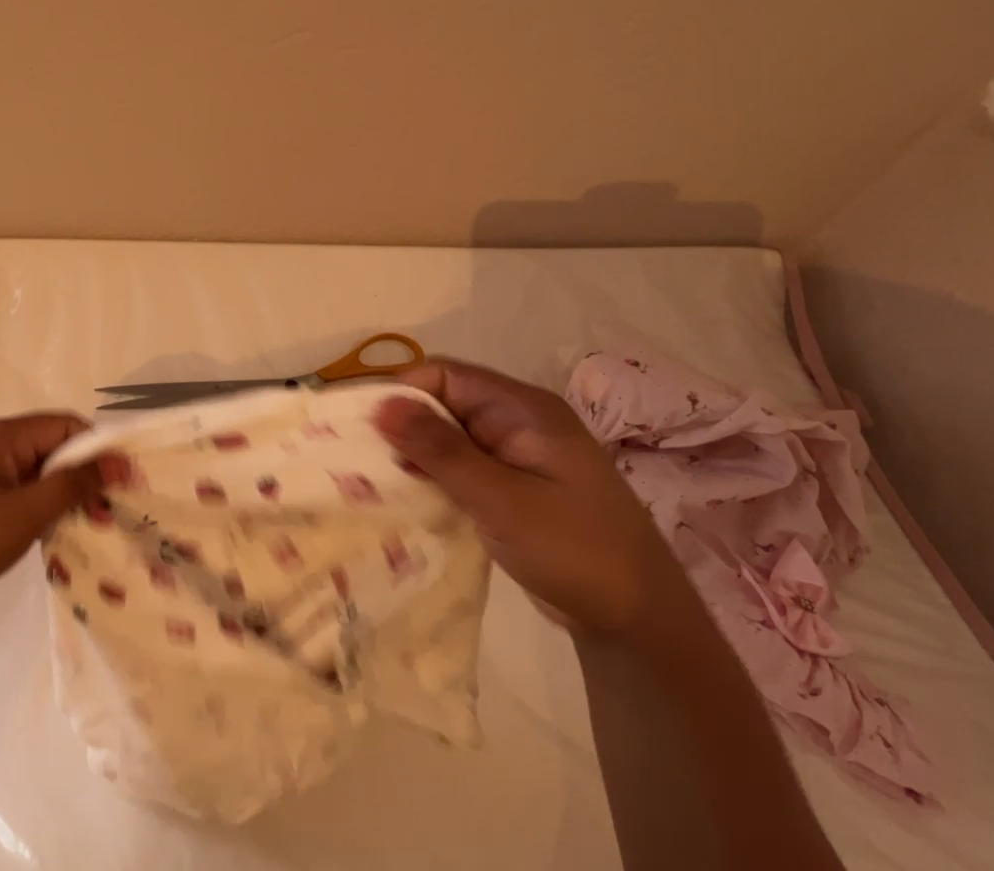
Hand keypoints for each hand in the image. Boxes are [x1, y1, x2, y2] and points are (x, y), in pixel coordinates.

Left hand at [0, 413, 110, 623]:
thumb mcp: (27, 514)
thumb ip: (74, 485)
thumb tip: (116, 461)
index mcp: (0, 436)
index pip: (66, 425)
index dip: (100, 450)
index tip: (127, 485)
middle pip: (49, 448)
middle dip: (82, 477)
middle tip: (108, 515)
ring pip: (30, 475)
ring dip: (59, 497)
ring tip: (82, 529)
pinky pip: (10, 494)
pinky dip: (33, 510)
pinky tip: (45, 538)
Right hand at [372, 359, 687, 634]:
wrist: (635, 618)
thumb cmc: (573, 549)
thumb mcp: (500, 499)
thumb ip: (440, 450)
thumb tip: (381, 405)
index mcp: (523, 410)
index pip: (445, 376)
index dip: (401, 394)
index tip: (362, 430)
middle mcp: (516, 423)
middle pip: (441, 404)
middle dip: (400, 427)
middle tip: (358, 462)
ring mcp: (513, 458)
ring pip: (445, 439)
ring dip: (411, 456)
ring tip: (370, 484)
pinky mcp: (508, 489)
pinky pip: (457, 470)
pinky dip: (429, 479)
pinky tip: (403, 499)